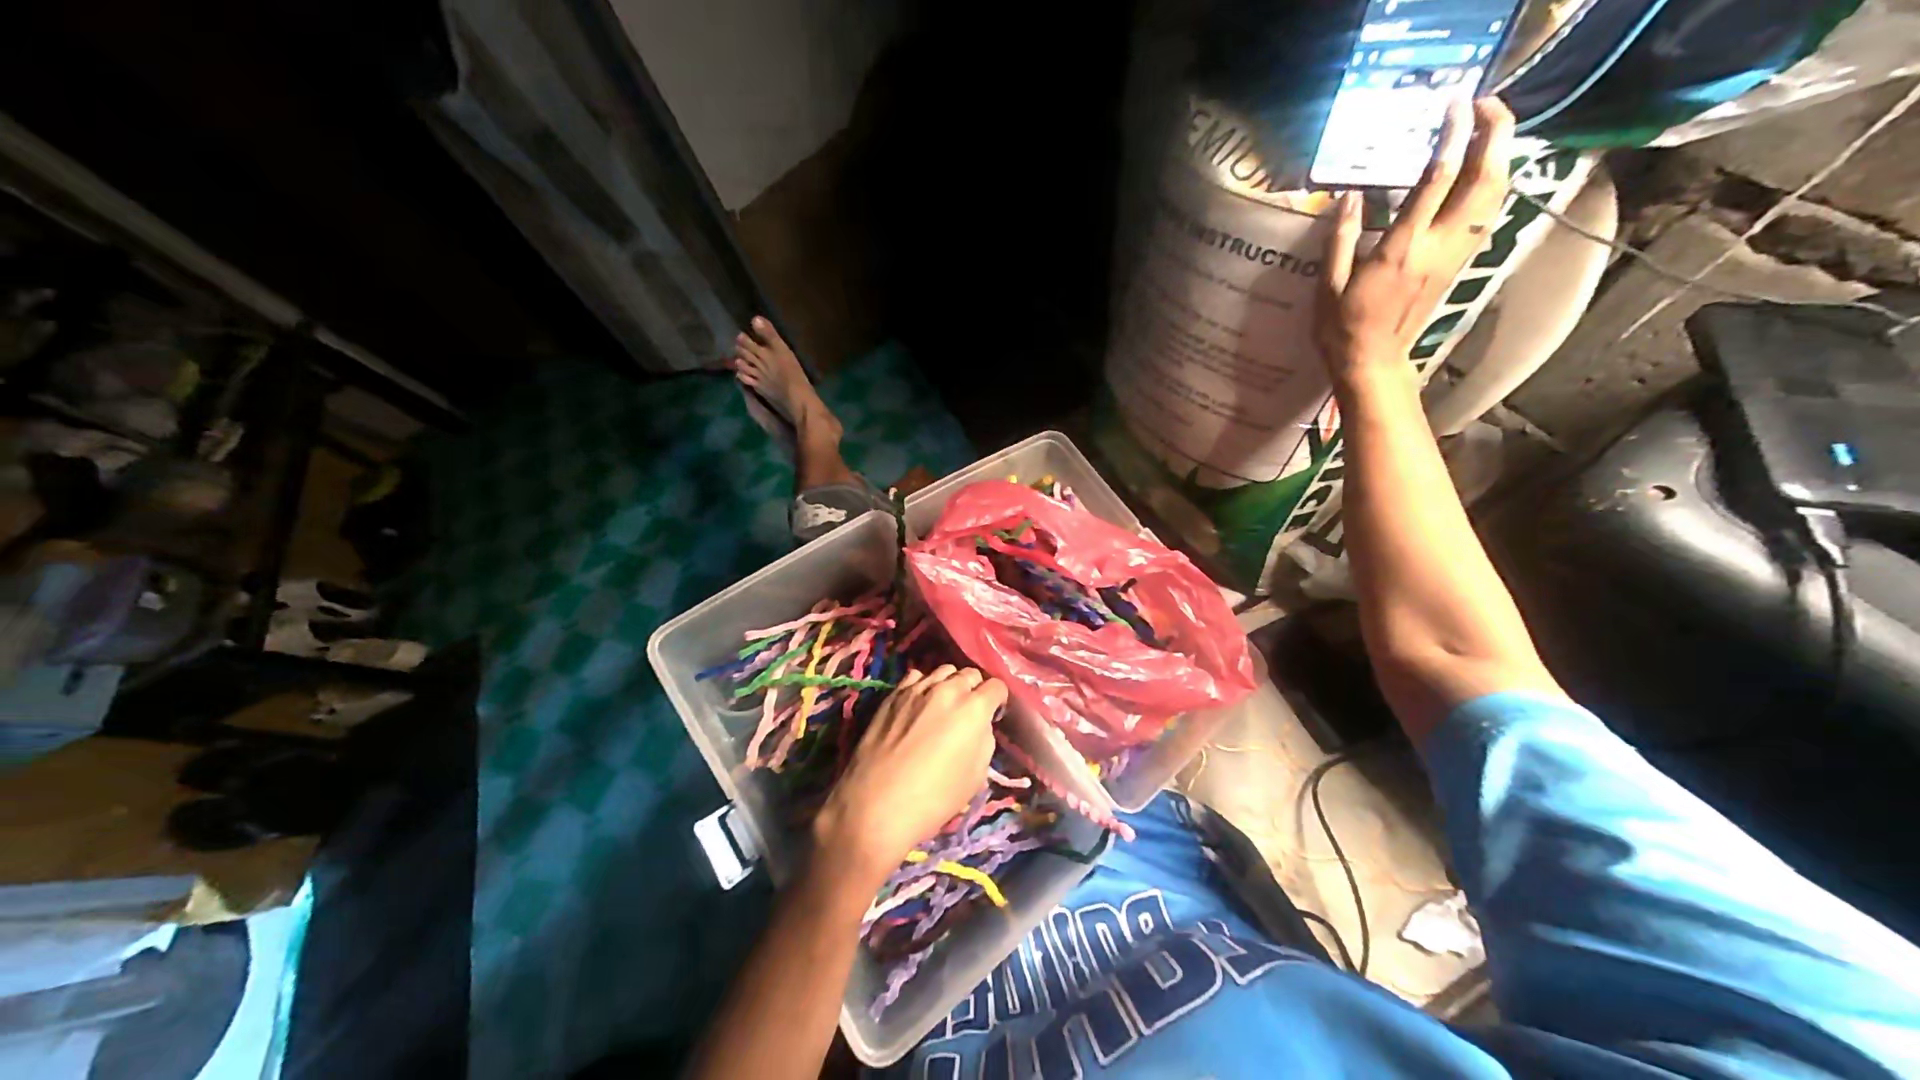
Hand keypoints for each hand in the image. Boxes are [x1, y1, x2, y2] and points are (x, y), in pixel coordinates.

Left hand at [811, 665, 1005, 884]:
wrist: (876, 805)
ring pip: (943, 671)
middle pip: (969, 674)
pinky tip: (919, 704)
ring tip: (944, 704)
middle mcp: (947, 690)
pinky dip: (924, 685)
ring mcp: (917, 689)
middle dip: (974, 689)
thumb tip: (979, 725)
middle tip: (969, 711)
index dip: (997, 701)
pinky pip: (916, 677)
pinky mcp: (892, 694)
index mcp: (973, 709)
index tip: (993, 714)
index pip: (996, 687)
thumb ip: (984, 740)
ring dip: (950, 684)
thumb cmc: (934, 798)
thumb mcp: (976, 777)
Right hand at [1315, 97, 1514, 387]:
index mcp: (1402, 248)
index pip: (1438, 179)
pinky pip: (1487, 214)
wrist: (1373, 362)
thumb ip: (1340, 238)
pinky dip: (1494, 185)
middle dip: (1495, 134)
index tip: (1454, 105)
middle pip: (1485, 178)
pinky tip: (1484, 172)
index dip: (1451, 136)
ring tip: (1489, 129)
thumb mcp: (1328, 284)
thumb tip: (1348, 196)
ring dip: (1501, 155)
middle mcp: (1438, 246)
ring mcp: (1455, 254)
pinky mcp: (1458, 263)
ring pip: (1495, 194)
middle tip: (1485, 105)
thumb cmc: (1343, 326)